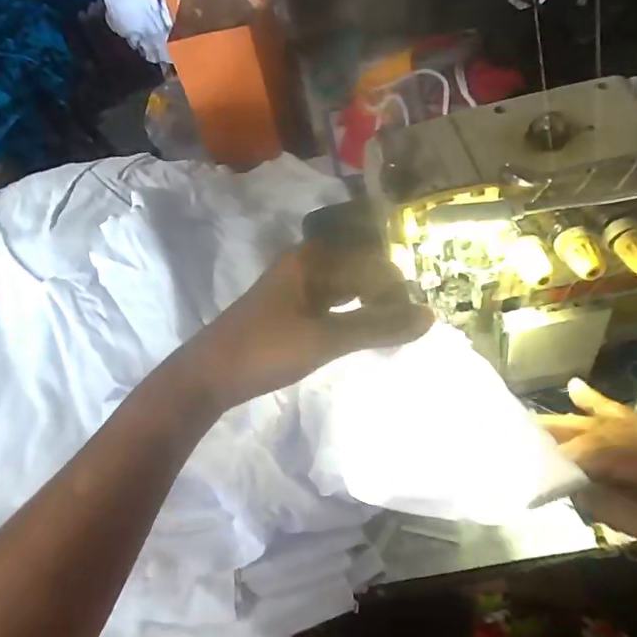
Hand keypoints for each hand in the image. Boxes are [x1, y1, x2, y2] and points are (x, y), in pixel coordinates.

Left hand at [177, 242, 432, 409]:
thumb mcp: (325, 339)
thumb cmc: (266, 350)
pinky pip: (331, 303)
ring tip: (396, 329)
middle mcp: (304, 265)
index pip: (371, 261)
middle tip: (414, 321)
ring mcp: (294, 288)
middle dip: (387, 292)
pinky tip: (364, 333)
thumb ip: (377, 327)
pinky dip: (352, 315)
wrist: (208, 375)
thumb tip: (429, 316)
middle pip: (358, 269)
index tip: (419, 314)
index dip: (398, 285)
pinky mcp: (288, 310)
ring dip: (370, 304)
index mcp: (312, 260)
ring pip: (345, 287)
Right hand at [538, 379, 636, 620]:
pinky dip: (606, 417)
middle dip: (562, 432)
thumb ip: (624, 512)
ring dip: (577, 424)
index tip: (530, 469)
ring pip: (619, 426)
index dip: (567, 458)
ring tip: (534, 416)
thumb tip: (571, 491)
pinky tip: (581, 393)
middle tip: (516, 429)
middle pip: (610, 429)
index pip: (610, 448)